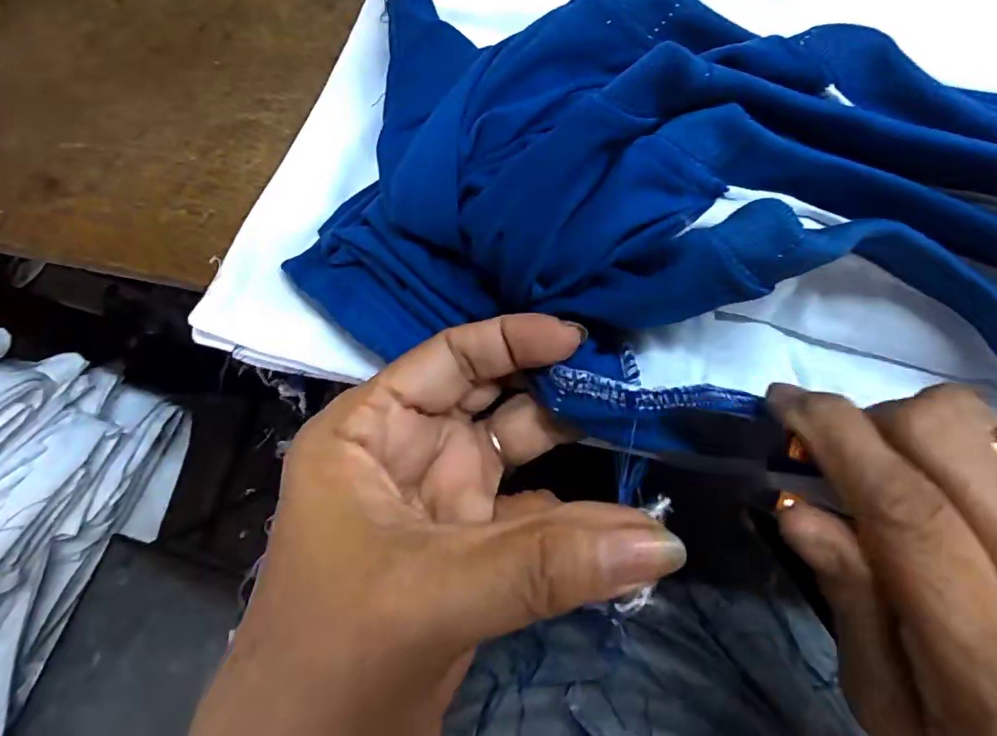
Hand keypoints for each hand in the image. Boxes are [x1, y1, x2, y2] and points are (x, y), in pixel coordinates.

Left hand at [190, 315, 687, 735]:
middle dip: (553, 381)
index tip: (579, 338)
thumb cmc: (333, 659)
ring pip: (518, 448)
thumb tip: (663, 541)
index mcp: (369, 430)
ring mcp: (443, 499)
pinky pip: (536, 510)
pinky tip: (627, 517)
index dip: (512, 338)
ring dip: (574, 440)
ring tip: (640, 421)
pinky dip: (578, 513)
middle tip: (623, 372)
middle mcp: (408, 451)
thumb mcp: (435, 594)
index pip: (449, 357)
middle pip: (492, 393)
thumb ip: (549, 564)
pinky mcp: (473, 547)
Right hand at [769, 383, 996, 735]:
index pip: (906, 509)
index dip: (837, 436)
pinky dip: (978, 463)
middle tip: (855, 454)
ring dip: (927, 439)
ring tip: (921, 487)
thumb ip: (848, 596)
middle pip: (947, 431)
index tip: (784, 399)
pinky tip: (984, 515)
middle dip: (878, 420)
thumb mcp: (888, 704)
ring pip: (982, 421)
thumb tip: (796, 504)